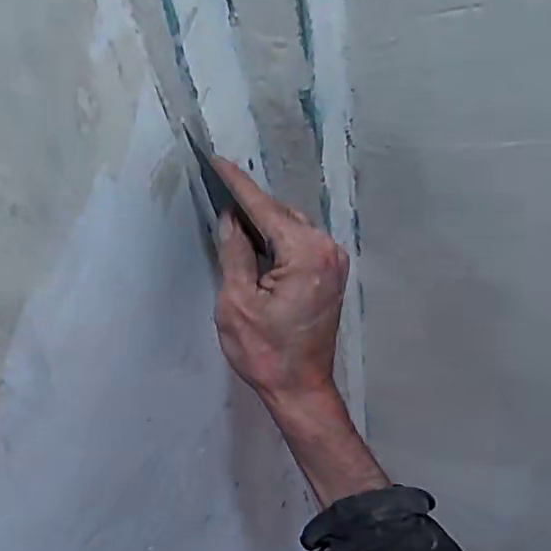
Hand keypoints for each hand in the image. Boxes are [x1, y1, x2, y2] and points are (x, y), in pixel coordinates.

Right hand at [211, 157, 351, 404]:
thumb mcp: (236, 303)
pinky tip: (255, 246)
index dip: (236, 186)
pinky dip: (276, 243)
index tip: (217, 161)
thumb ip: (234, 253)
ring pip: (291, 230)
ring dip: (263, 227)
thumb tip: (230, 220)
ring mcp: (333, 263)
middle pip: (281, 216)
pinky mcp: (330, 277)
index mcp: (307, 254)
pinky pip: (299, 246)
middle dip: (250, 208)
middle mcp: (328, 250)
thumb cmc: (266, 354)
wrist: (299, 389)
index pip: (264, 209)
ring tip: (232, 224)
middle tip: (218, 197)